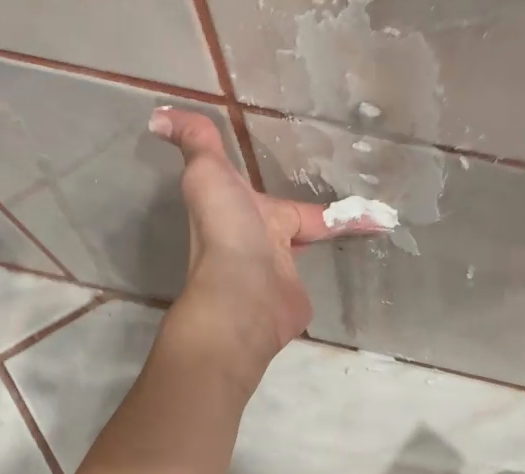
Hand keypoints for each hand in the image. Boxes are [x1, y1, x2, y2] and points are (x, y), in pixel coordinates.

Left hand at [148, 107, 387, 356]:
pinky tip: (359, 267)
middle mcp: (264, 244)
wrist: (243, 294)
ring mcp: (281, 278)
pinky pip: (316, 286)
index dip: (314, 201)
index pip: (289, 205)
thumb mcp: (206, 172)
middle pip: (302, 230)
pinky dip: (341, 277)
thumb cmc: (227, 230)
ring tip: (367, 234)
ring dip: (335, 247)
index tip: (348, 197)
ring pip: (311, 257)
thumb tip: (157, 118)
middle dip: (330, 223)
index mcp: (250, 212)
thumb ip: (196, 142)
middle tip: (365, 214)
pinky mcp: (297, 303)